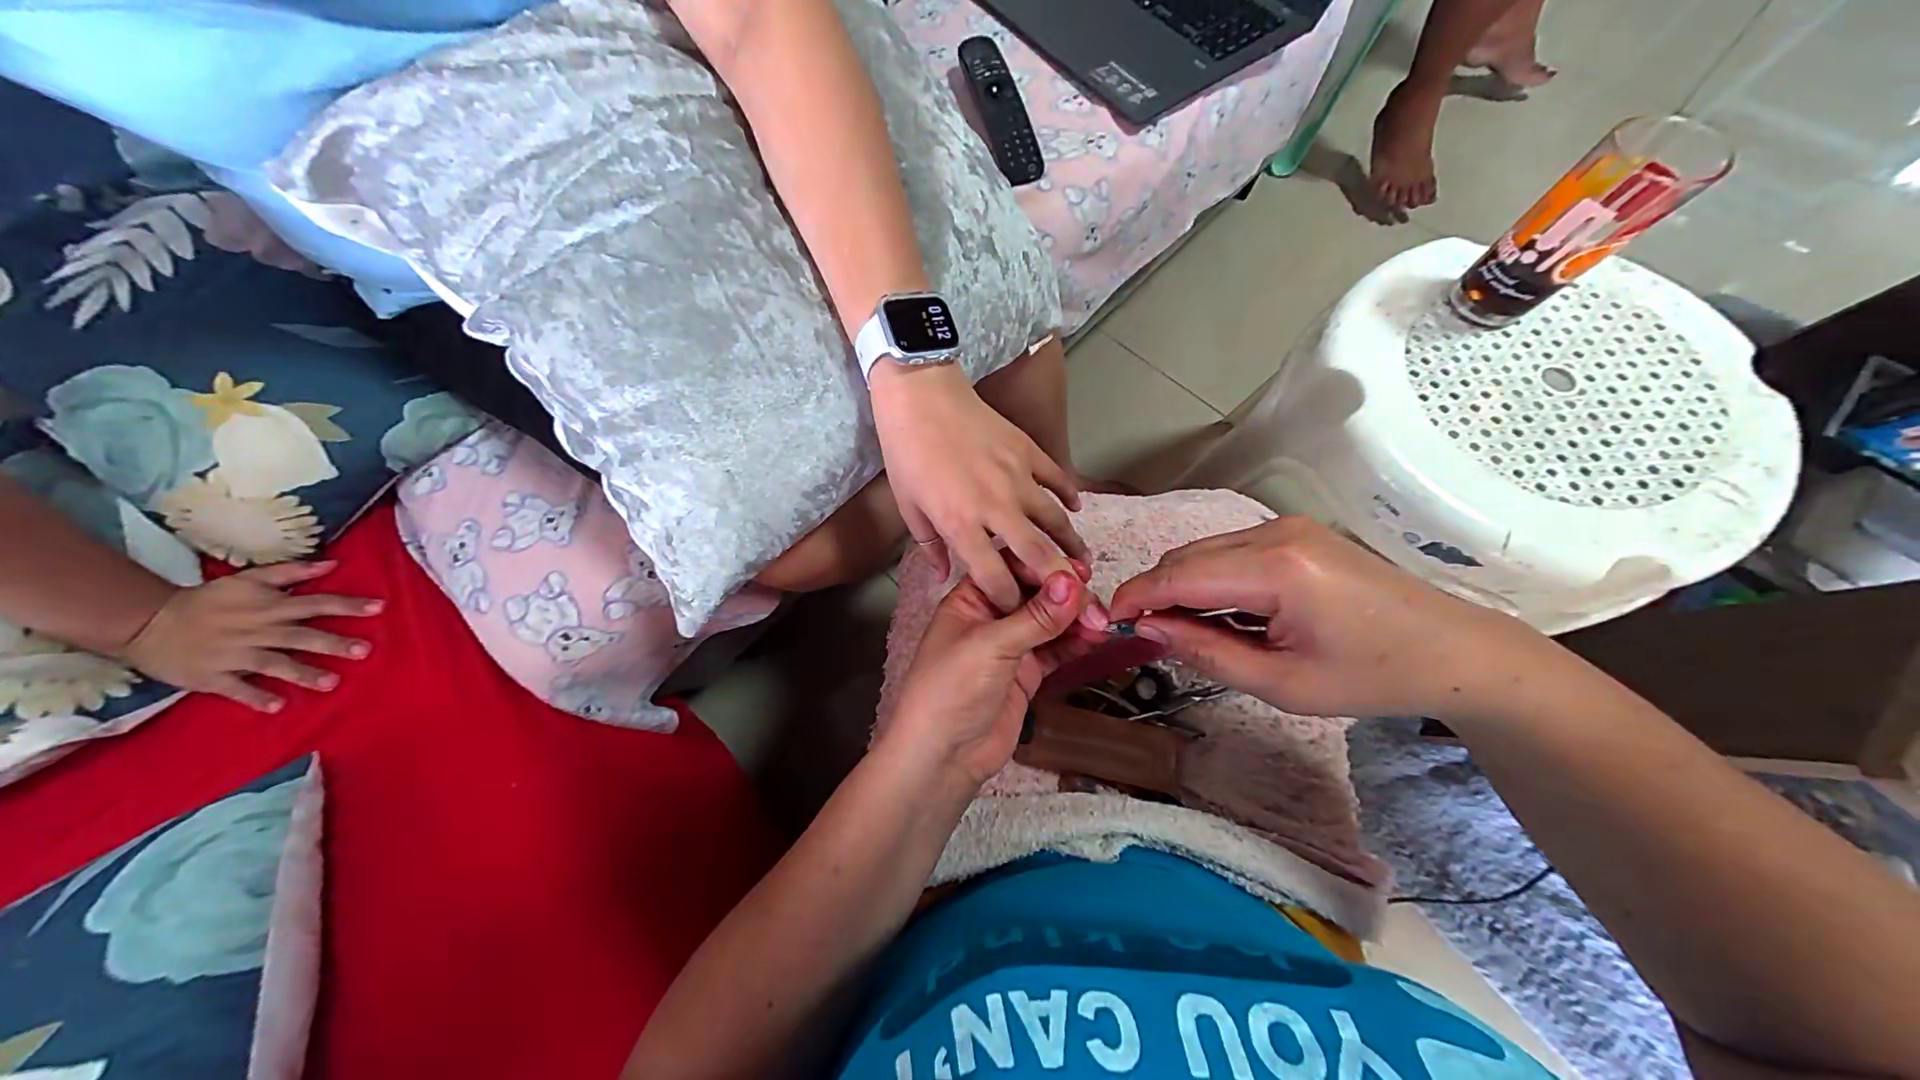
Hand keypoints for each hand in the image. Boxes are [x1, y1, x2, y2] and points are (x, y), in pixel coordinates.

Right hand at [118, 561, 382, 712]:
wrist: (146, 622)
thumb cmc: (209, 600)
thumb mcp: (249, 579)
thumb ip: (292, 572)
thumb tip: (333, 563)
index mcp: (269, 607)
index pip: (316, 604)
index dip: (348, 605)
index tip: (380, 607)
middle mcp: (256, 630)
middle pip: (301, 636)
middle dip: (333, 643)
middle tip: (365, 650)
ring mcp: (233, 654)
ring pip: (274, 664)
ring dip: (303, 674)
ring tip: (333, 683)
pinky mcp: (211, 676)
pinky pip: (236, 689)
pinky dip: (255, 698)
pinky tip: (279, 707)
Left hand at [870, 363, 1087, 610]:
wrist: (920, 396)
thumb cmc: (907, 453)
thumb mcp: (908, 506)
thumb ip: (930, 545)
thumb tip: (944, 575)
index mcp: (961, 526)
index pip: (995, 578)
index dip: (1009, 600)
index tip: (1016, 607)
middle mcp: (996, 508)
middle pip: (1037, 555)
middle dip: (1057, 582)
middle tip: (1071, 595)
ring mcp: (1017, 478)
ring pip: (1055, 519)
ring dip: (1072, 543)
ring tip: (1083, 560)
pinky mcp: (1029, 452)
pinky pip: (1057, 479)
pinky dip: (1070, 495)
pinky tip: (1077, 507)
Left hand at [879, 561, 1102, 788]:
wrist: (941, 757)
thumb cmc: (948, 692)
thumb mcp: (990, 647)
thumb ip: (1034, 617)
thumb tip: (1070, 582)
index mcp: (970, 599)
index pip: (1010, 567)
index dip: (1043, 566)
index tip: (1077, 572)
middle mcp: (991, 616)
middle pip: (1036, 593)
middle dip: (1066, 595)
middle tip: (1094, 606)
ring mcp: (1010, 645)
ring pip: (1051, 621)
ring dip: (1076, 619)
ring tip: (1101, 623)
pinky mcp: (1027, 672)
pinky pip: (1057, 649)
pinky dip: (1076, 642)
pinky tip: (1095, 637)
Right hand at [1107, 517, 1550, 718]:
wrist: (1453, 651)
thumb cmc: (1371, 677)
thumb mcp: (1281, 683)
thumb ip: (1205, 652)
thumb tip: (1148, 629)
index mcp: (1276, 569)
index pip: (1178, 576)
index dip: (1135, 597)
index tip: (1107, 623)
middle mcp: (1275, 532)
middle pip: (1184, 557)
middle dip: (1154, 592)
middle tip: (1146, 636)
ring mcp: (1286, 526)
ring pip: (1202, 550)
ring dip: (1180, 586)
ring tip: (1185, 631)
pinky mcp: (1293, 532)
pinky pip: (1228, 550)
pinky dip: (1208, 579)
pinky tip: (1221, 612)